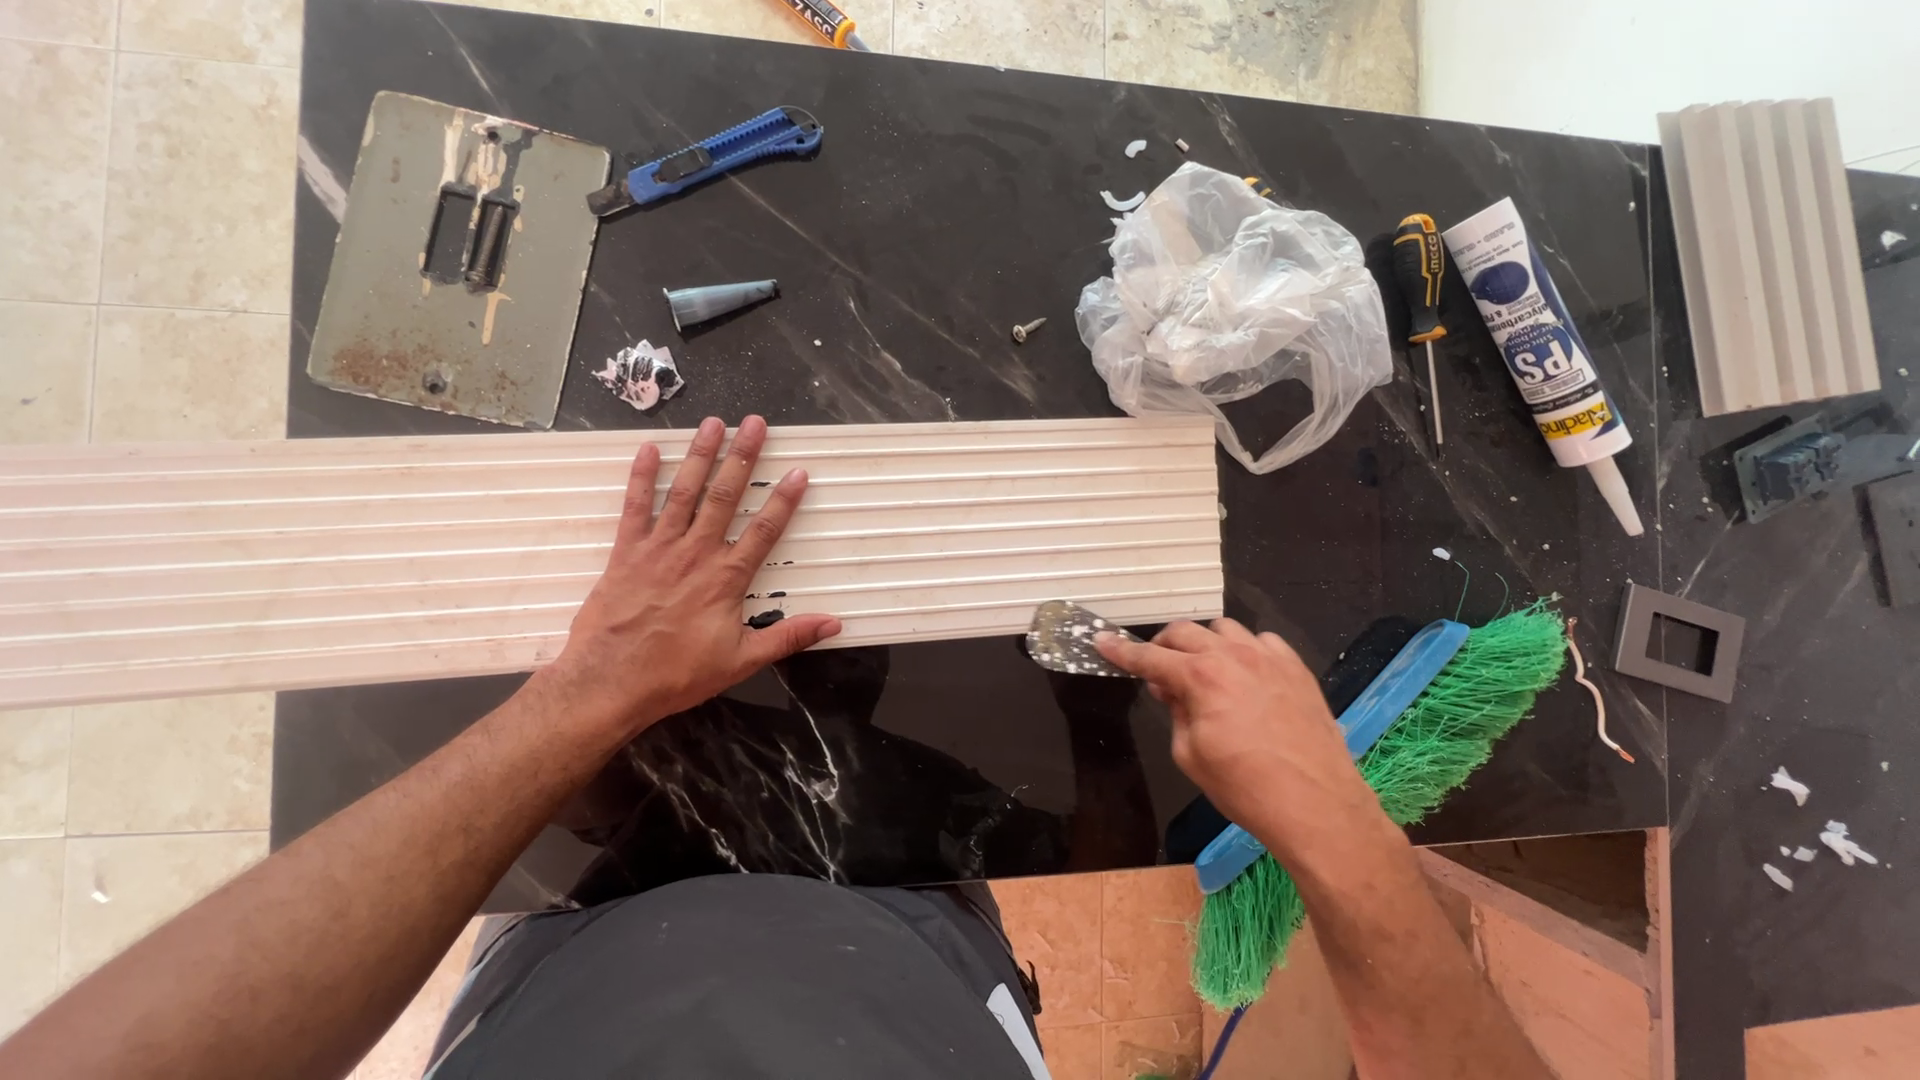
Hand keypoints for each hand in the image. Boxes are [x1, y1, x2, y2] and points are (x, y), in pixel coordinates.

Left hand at [531, 415, 841, 738]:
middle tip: (755, 423)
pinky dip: (641, 477)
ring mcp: (659, 548)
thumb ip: (788, 637)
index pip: (764, 530)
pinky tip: (649, 450)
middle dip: (743, 457)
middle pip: (725, 496)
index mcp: (726, 578)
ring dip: (700, 455)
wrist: (611, 682)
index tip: (798, 472)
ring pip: (684, 492)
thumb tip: (833, 624)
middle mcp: (696, 553)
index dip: (784, 500)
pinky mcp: (626, 552)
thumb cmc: (678, 674)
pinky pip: (635, 507)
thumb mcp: (742, 661)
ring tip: (713, 423)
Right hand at [1095, 619, 1382, 860]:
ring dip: (1205, 644)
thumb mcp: (1191, 755)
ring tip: (1205, 671)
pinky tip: (1247, 676)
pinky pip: (1263, 641)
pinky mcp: (1297, 668)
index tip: (1101, 640)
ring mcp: (1269, 658)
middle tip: (1157, 669)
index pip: (1149, 657)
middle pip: (1185, 633)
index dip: (1121, 650)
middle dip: (1163, 646)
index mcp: (1200, 677)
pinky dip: (1245, 650)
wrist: (1316, 804)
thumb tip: (1169, 690)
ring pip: (1224, 629)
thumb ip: (1176, 713)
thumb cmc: (1244, 787)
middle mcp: (1232, 656)